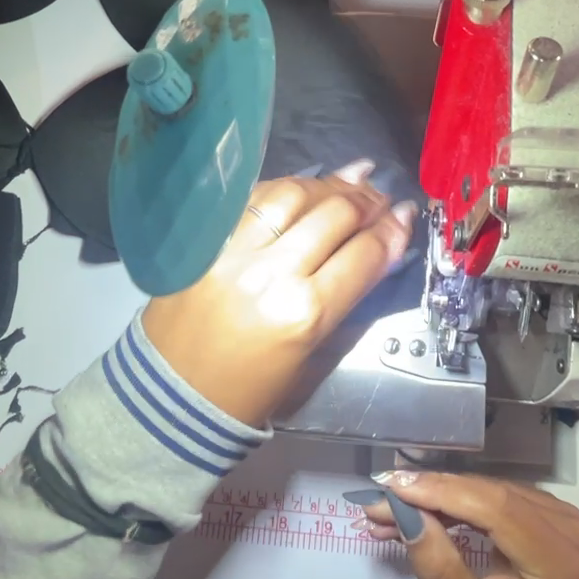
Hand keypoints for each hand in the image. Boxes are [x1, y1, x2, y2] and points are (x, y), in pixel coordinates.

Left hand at [142, 161, 417, 426]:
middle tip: (382, 197)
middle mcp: (270, 274)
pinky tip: (305, 186)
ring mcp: (234, 250)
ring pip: (293, 194)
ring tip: (351, 182)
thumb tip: (379, 249)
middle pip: (334, 215)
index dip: (393, 231)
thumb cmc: (250, 390)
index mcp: (303, 315)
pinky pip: (252, 198)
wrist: (172, 396)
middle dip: (368, 201)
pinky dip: (284, 187)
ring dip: (330, 185)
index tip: (406, 216)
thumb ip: (347, 296)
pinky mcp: (205, 240)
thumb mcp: (311, 352)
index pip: (363, 255)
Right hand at [357, 472, 578, 578]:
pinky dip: (461, 501)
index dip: (442, 492)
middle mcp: (575, 533)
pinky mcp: (556, 519)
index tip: (391, 488)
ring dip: (441, 495)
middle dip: (433, 493)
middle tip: (381, 499)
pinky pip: (502, 497)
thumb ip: (443, 573)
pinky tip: (427, 506)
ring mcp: (569, 522)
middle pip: (494, 495)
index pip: (497, 509)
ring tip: (395, 506)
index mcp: (564, 567)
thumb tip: (405, 516)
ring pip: (493, 491)